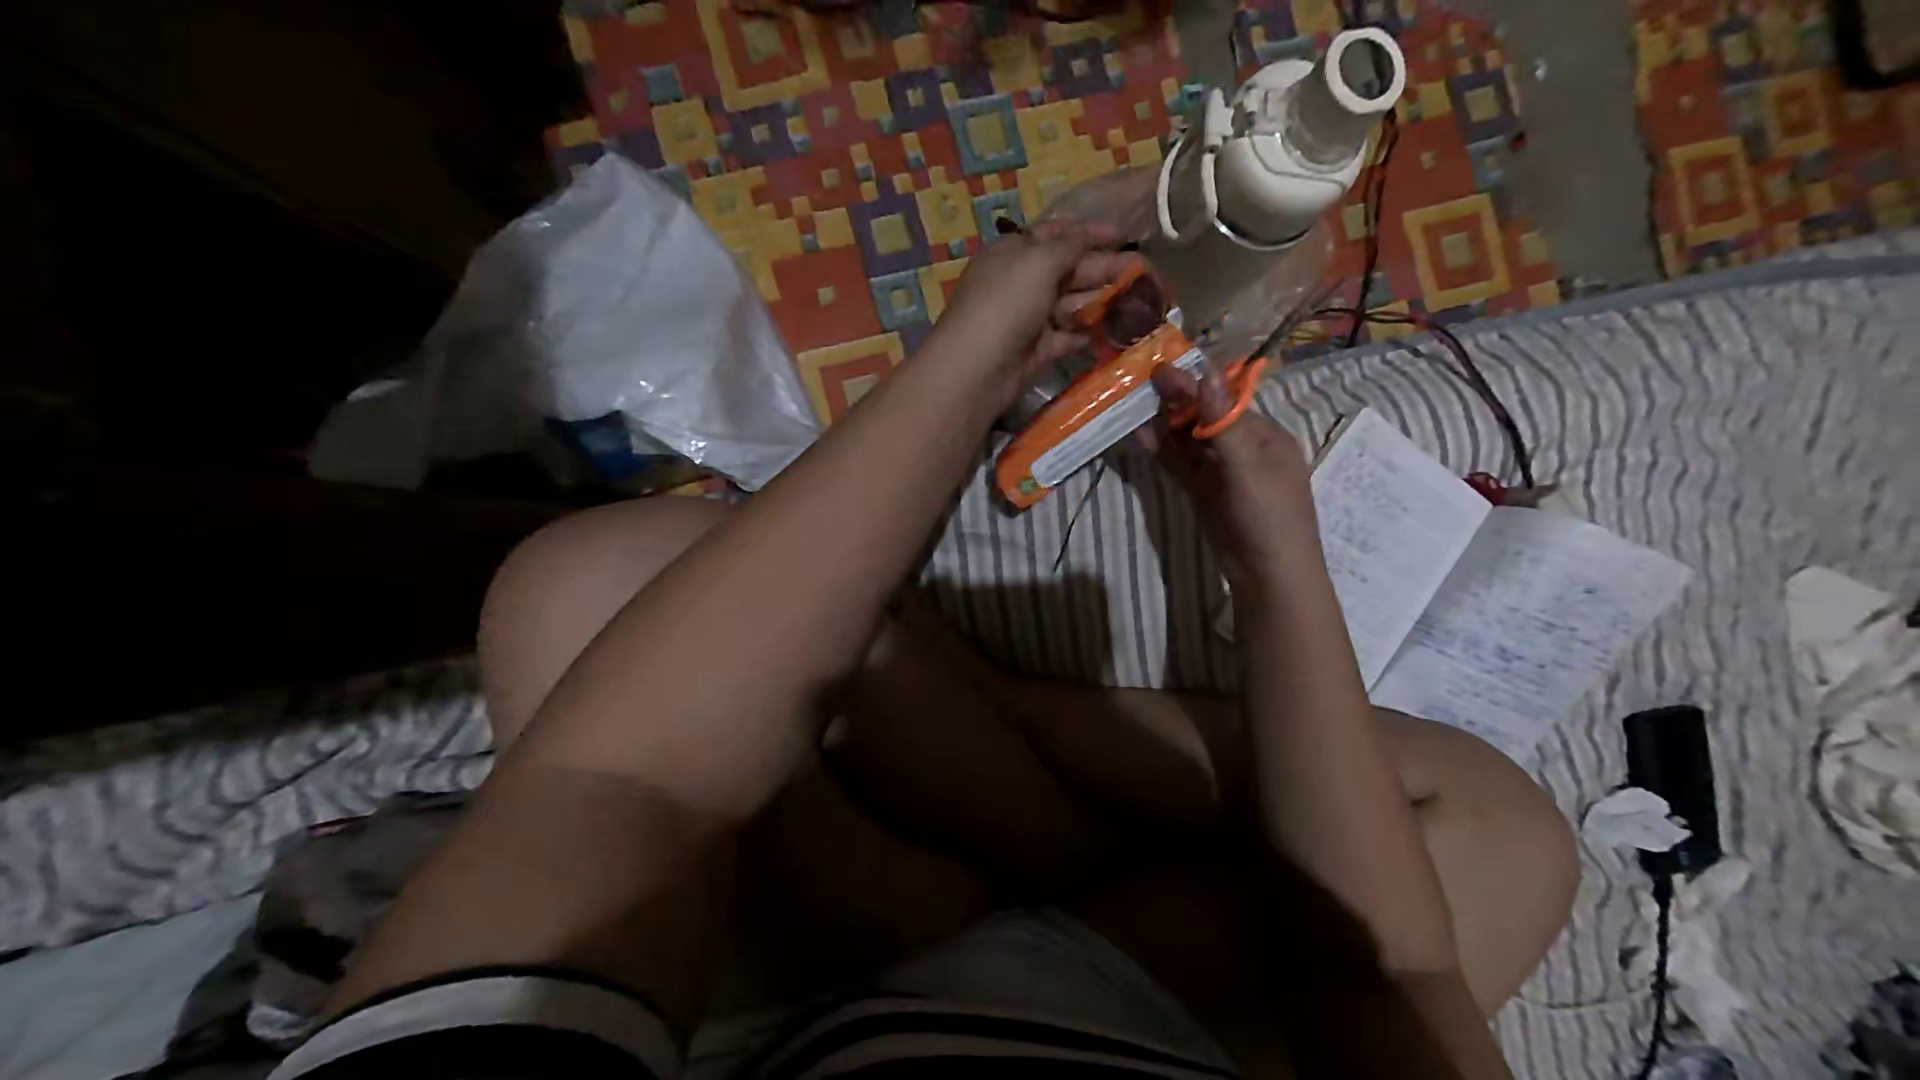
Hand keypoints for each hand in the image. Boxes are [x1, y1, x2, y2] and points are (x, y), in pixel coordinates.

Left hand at [927, 220, 1141, 407]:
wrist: (977, 369)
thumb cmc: (1006, 303)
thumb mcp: (1039, 260)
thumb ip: (1071, 245)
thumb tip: (1092, 234)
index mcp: (1014, 252)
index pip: (1055, 234)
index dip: (1089, 232)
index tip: (1123, 235)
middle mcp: (1020, 282)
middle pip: (1068, 270)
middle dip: (1104, 268)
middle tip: (1143, 271)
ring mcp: (1026, 319)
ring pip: (1069, 304)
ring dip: (1100, 301)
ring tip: (1138, 301)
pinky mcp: (1034, 351)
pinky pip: (1065, 337)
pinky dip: (1086, 333)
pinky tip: (1113, 331)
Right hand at [1143, 365, 1318, 593]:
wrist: (1267, 574)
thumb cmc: (1267, 515)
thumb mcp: (1247, 465)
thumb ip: (1223, 422)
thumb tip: (1207, 373)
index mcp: (1262, 435)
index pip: (1223, 401)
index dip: (1192, 386)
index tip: (1160, 369)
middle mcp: (1241, 447)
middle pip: (1203, 417)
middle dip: (1174, 402)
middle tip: (1139, 385)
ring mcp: (1219, 470)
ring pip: (1187, 441)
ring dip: (1164, 426)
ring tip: (1132, 407)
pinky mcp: (1202, 491)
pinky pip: (1179, 465)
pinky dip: (1162, 452)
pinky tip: (1141, 438)